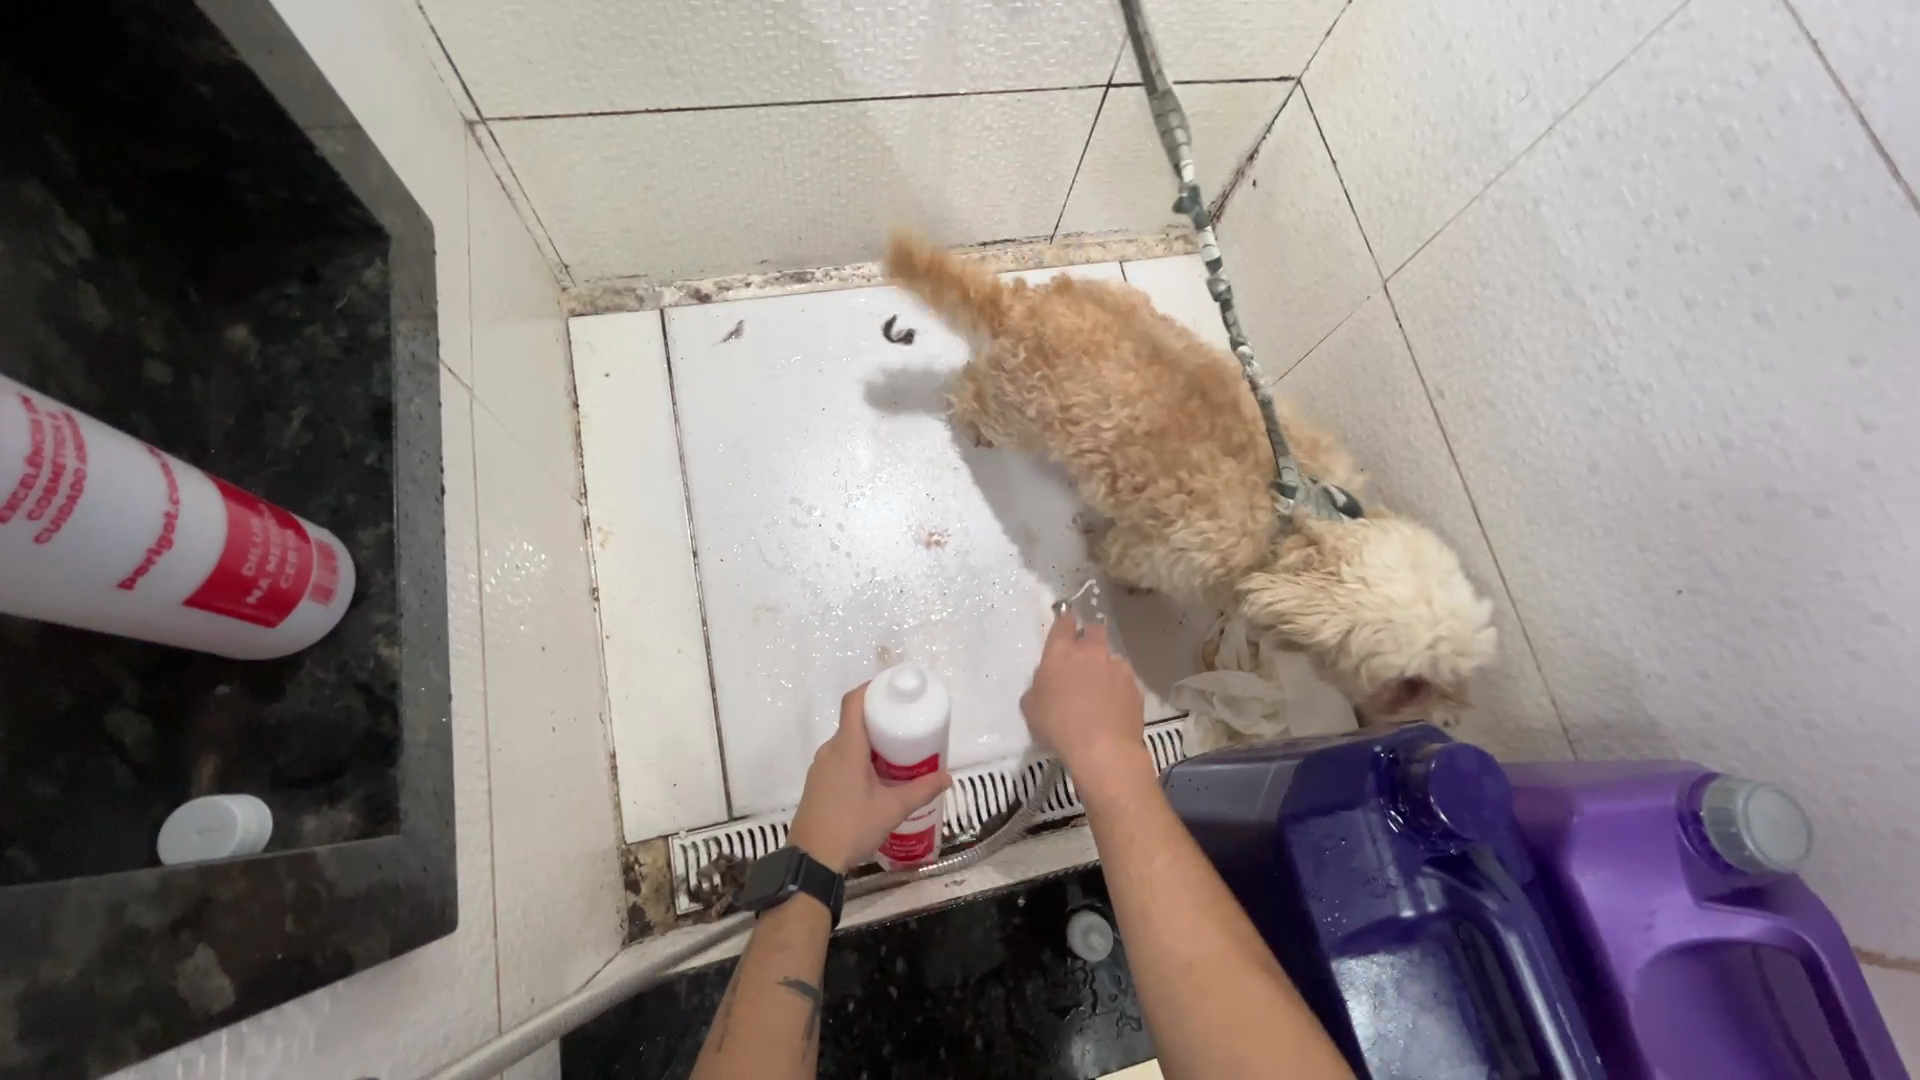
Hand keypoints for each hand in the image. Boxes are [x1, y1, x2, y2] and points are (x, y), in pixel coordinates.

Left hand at [788, 685, 952, 872]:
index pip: (853, 702)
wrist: (811, 862)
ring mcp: (821, 767)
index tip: (894, 690)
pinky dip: (859, 758)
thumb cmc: (851, 827)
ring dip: (871, 742)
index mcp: (847, 747)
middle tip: (907, 725)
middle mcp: (830, 750)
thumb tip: (947, 777)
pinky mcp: (818, 783)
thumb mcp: (892, 809)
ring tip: (898, 753)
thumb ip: (921, 790)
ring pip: (848, 742)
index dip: (872, 688)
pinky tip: (878, 777)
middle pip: (854, 721)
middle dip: (880, 719)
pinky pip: (840, 758)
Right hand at [1021, 613, 1148, 784]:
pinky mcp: (1135, 687)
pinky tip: (1113, 708)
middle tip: (1082, 658)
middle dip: (1089, 637)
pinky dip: (1119, 689)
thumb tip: (1046, 683)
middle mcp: (1092, 652)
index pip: (1064, 622)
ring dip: (1105, 667)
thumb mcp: (1031, 707)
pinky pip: (1125, 681)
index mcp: (1062, 652)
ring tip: (1100, 691)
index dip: (1064, 623)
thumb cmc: (1058, 725)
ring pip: (1112, 657)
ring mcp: (1117, 668)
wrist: (1102, 749)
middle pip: (1094, 629)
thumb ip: (1038, 687)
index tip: (1064, 630)